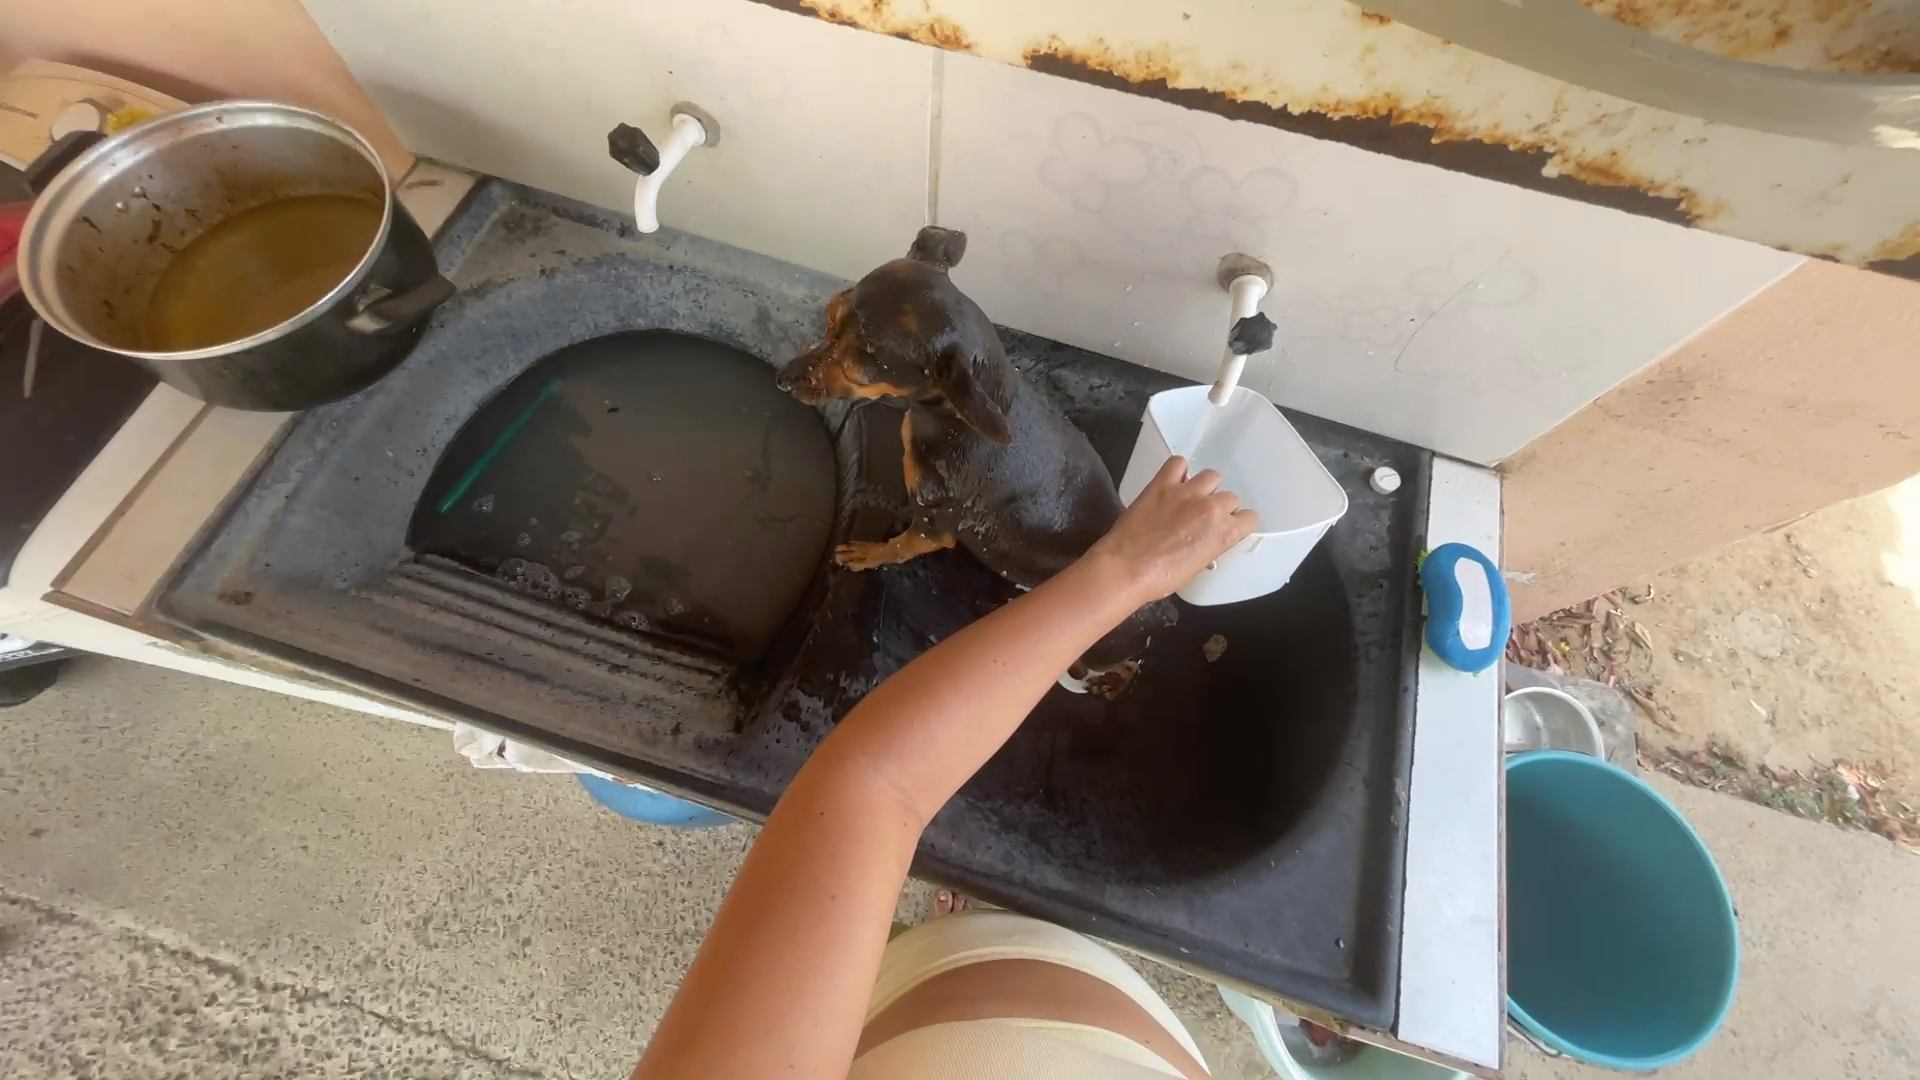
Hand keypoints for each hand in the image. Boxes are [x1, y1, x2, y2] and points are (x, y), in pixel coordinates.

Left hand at [1087, 456, 1259, 604]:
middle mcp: (1211, 507)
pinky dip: (1177, 471)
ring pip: (1211, 476)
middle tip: (1200, 518)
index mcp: (1225, 532)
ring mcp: (1187, 492)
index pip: (1250, 518)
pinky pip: (1178, 463)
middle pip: (1230, 497)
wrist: (1125, 569)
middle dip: (1218, 507)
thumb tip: (1206, 539)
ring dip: (1203, 487)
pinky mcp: (1162, 484)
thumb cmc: (1161, 578)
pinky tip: (1172, 483)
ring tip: (1188, 499)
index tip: (1226, 527)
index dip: (1238, 523)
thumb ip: (1210, 545)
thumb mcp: (1197, 566)